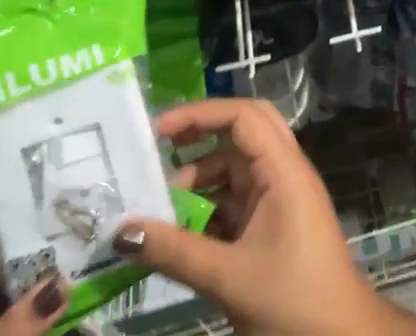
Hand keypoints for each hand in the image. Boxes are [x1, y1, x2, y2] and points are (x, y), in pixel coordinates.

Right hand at [115, 99, 415, 335]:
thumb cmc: (294, 299)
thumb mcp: (229, 277)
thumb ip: (174, 251)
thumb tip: (121, 232)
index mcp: (285, 171)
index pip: (244, 117)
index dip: (200, 115)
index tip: (156, 131)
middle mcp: (285, 174)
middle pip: (242, 134)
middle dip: (199, 136)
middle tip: (155, 151)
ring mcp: (280, 199)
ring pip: (234, 171)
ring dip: (197, 182)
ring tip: (156, 208)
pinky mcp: (273, 226)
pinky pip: (235, 202)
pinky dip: (206, 210)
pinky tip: (174, 234)